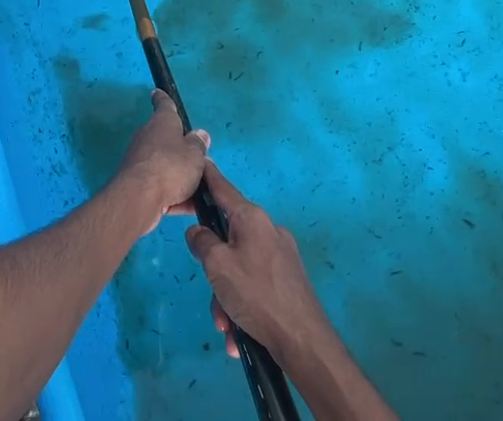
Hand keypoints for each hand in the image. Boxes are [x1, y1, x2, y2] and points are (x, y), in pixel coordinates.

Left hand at [111, 90, 209, 234]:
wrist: (139, 198)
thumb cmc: (171, 167)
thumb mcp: (195, 155)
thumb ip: (198, 145)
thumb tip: (199, 134)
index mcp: (162, 123)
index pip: (164, 105)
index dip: (163, 99)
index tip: (157, 92)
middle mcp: (148, 137)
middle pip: (166, 139)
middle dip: (181, 149)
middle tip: (200, 161)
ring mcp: (140, 161)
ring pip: (165, 165)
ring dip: (180, 176)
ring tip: (201, 189)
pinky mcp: (137, 183)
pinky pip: (161, 186)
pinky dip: (175, 195)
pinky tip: (190, 207)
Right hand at [184, 162, 333, 364]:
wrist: (304, 341)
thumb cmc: (256, 293)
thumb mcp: (217, 264)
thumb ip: (202, 242)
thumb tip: (199, 233)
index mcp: (252, 218)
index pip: (223, 188)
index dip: (207, 176)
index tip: (198, 161)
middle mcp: (268, 230)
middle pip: (227, 237)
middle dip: (214, 270)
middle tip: (212, 294)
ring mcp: (281, 256)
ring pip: (238, 268)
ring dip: (226, 296)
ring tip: (227, 325)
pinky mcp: (288, 280)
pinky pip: (254, 286)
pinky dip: (243, 306)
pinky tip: (240, 333)